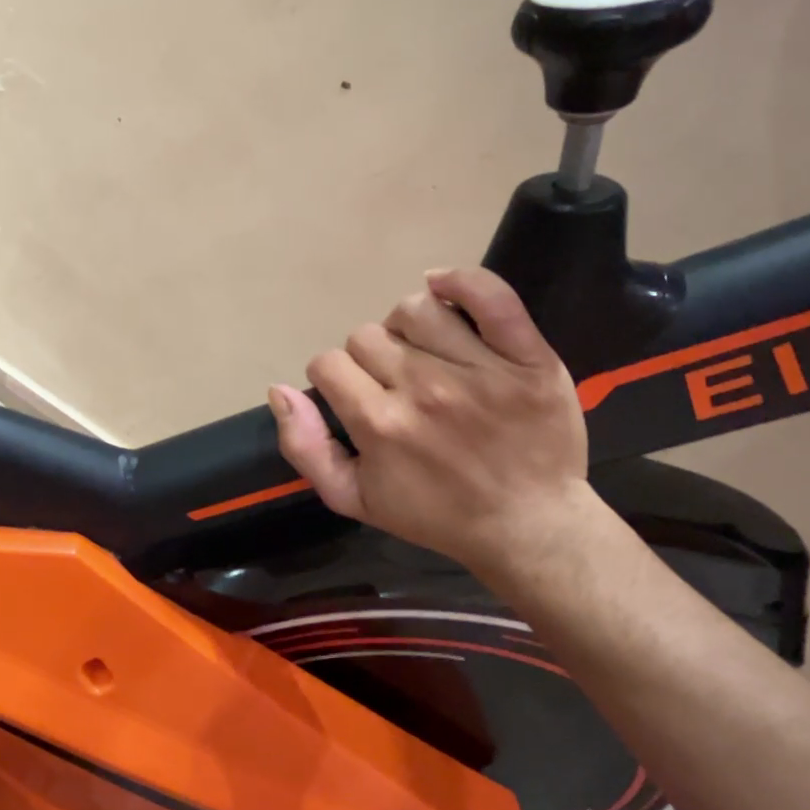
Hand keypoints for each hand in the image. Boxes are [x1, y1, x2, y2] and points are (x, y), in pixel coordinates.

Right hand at [268, 266, 592, 574]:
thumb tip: (280, 390)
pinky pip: (490, 297)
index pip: (327, 364)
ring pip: (414, 310)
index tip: (355, 399)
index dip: (333, 380)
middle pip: (365, 335)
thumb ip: (304, 447)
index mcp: (379, 423)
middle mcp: (423, 390)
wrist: (530, 527)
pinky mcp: (528, 358)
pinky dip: (462, 282)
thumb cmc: (435, 514)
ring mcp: (480, 371)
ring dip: (408, 328)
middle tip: (394, 386)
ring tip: (425, 355)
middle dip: (370, 359)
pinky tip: (444, 288)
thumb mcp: (351, 497)